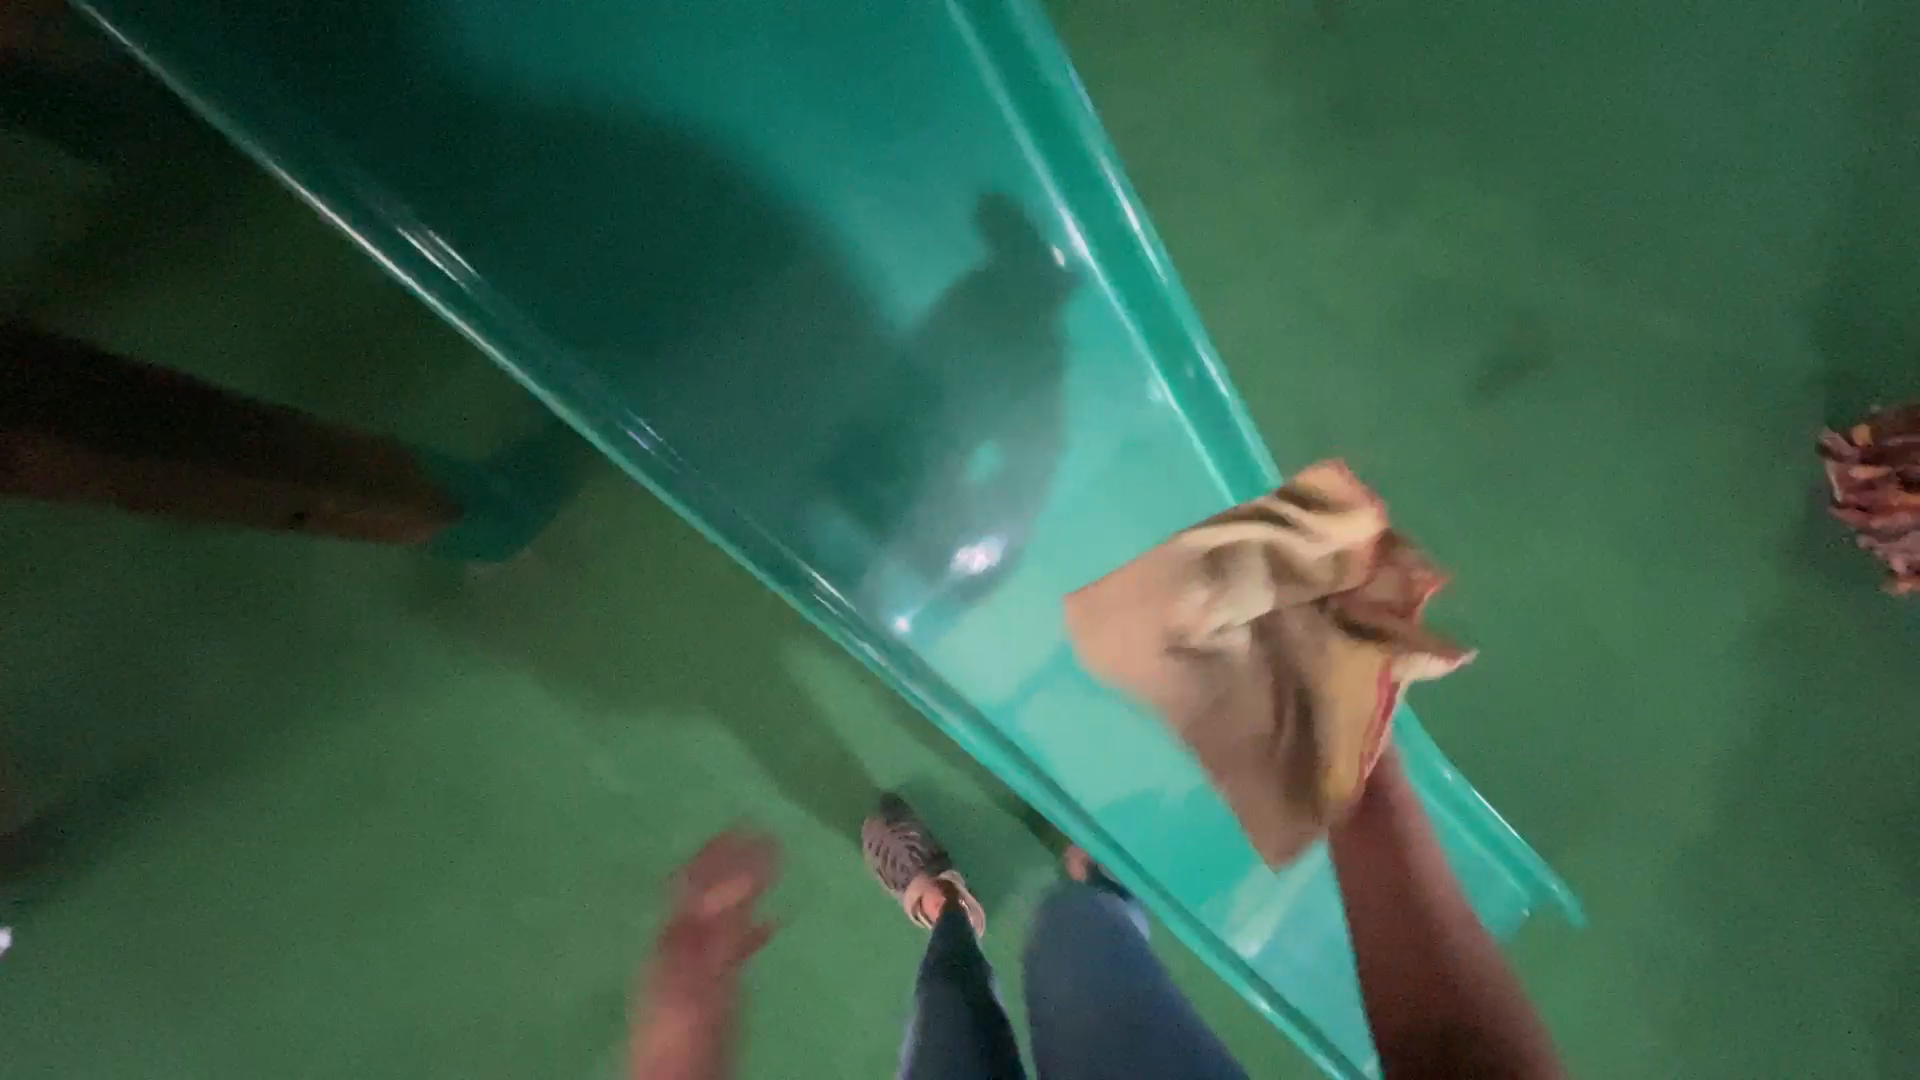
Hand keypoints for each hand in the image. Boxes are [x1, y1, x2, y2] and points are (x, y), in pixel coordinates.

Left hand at [633, 831, 779, 1079]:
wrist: (679, 1078)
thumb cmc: (686, 1025)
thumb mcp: (703, 972)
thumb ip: (721, 927)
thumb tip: (740, 880)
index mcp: (675, 932)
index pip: (695, 878)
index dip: (718, 849)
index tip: (747, 822)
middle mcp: (684, 938)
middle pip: (709, 888)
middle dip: (734, 858)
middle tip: (765, 829)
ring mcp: (699, 960)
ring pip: (725, 910)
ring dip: (749, 884)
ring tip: (778, 860)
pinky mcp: (716, 983)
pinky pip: (737, 943)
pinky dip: (756, 924)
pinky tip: (778, 918)